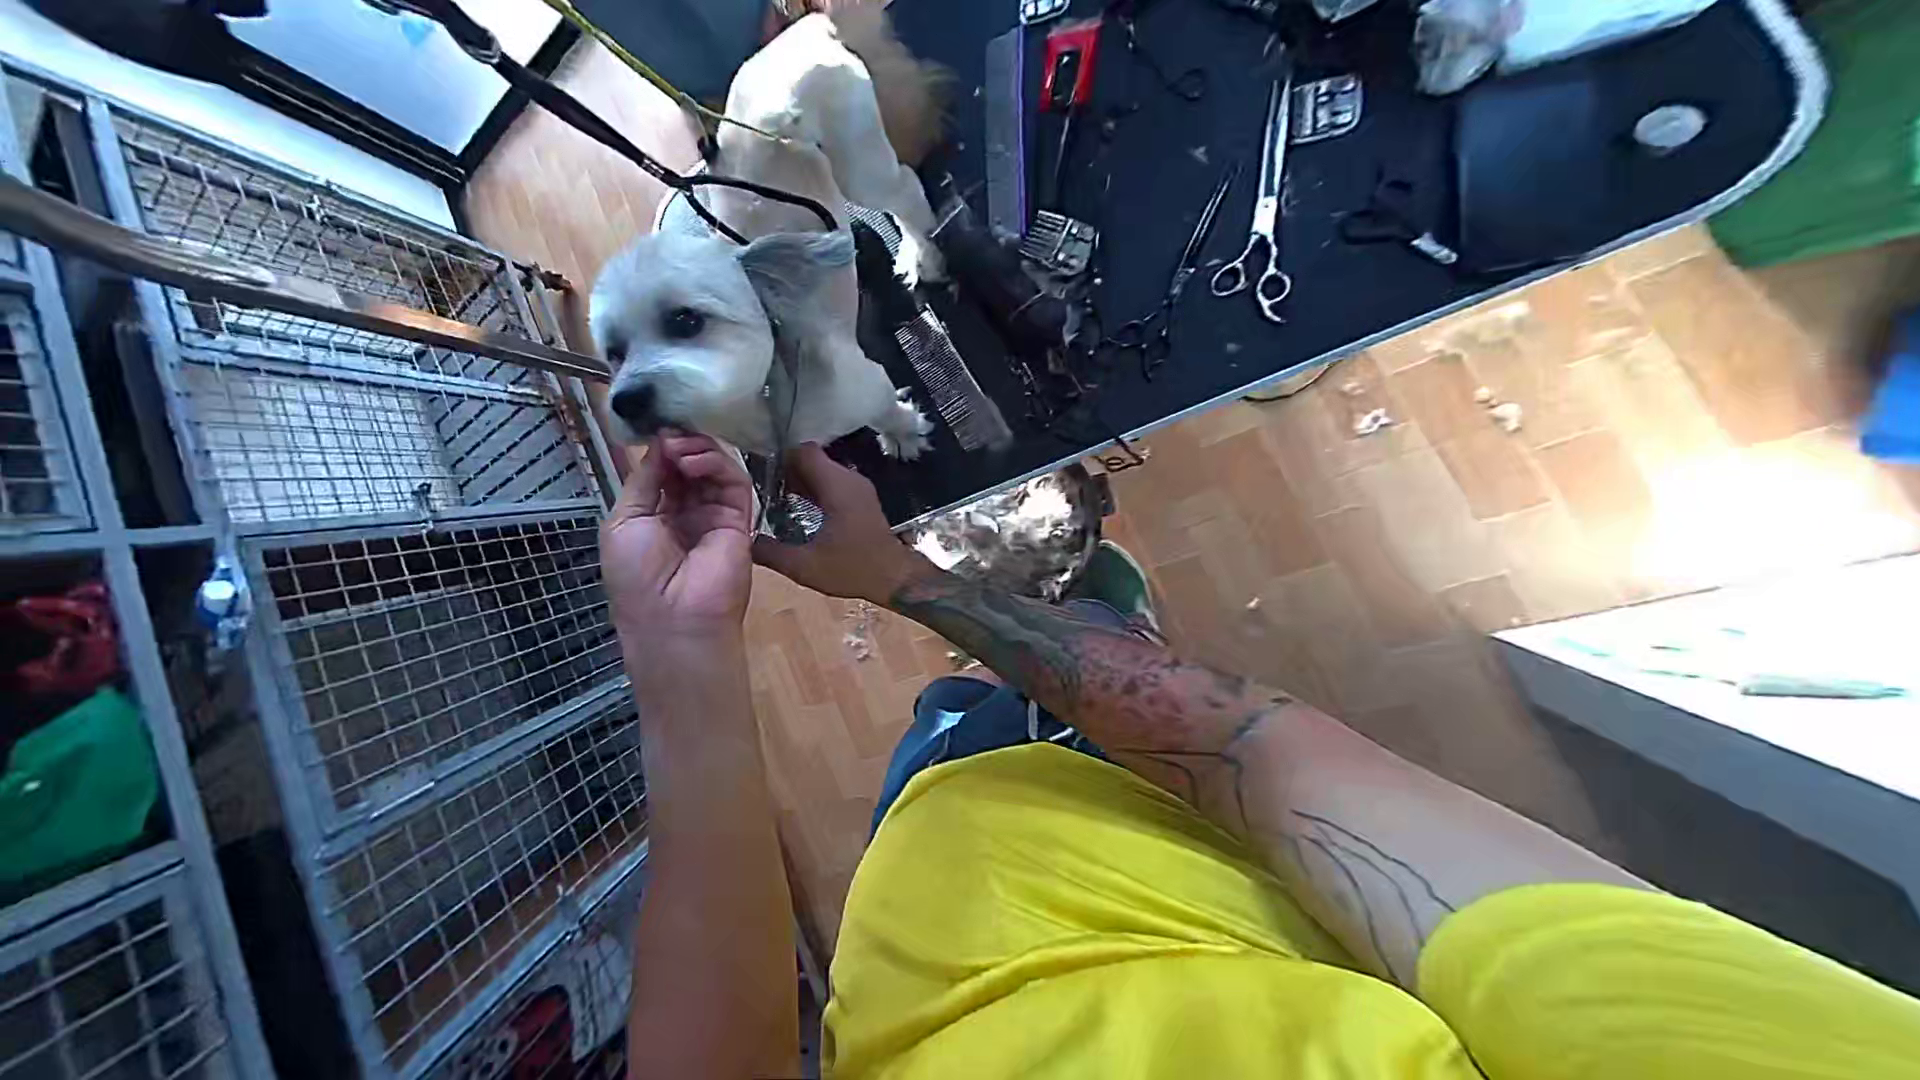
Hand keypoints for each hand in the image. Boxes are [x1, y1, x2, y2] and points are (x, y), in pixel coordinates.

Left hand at [601, 434, 754, 664]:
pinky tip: (695, 463)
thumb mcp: (624, 521)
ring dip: (698, 451)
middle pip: (691, 465)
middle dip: (681, 444)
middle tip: (672, 437)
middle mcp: (688, 511)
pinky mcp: (742, 518)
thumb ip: (645, 480)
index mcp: (656, 514)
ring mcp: (716, 514)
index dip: (662, 447)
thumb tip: (659, 443)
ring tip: (681, 451)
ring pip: (715, 469)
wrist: (673, 617)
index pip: (665, 470)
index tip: (658, 427)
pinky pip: (735, 483)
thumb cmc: (637, 575)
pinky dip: (717, 465)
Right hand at [751, 443, 934, 604]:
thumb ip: (770, 552)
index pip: (803, 451)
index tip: (757, 469)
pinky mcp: (861, 499)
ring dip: (800, 480)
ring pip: (823, 471)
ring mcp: (858, 488)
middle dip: (786, 469)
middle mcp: (849, 479)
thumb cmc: (852, 569)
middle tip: (760, 486)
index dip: (779, 456)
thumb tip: (744, 539)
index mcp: (837, 486)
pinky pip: (833, 484)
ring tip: (774, 497)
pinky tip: (797, 508)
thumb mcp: (804, 566)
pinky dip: (815, 490)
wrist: (895, 578)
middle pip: (812, 459)